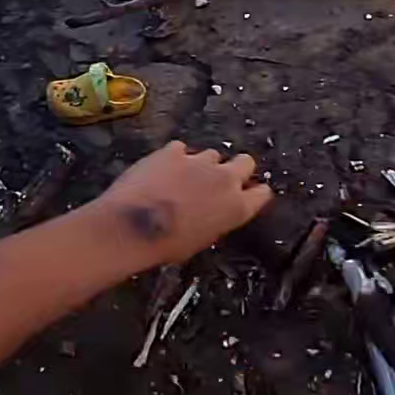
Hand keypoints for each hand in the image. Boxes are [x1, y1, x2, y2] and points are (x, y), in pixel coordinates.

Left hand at [88, 141, 271, 265]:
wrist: (133, 227)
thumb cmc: (167, 245)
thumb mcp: (203, 238)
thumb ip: (217, 217)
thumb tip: (212, 210)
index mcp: (237, 207)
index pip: (262, 193)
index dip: (253, 192)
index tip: (246, 193)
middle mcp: (225, 179)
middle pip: (245, 162)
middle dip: (235, 168)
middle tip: (217, 179)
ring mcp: (199, 161)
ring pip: (211, 154)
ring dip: (201, 164)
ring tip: (181, 178)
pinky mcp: (173, 151)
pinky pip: (180, 149)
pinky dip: (173, 158)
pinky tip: (161, 169)